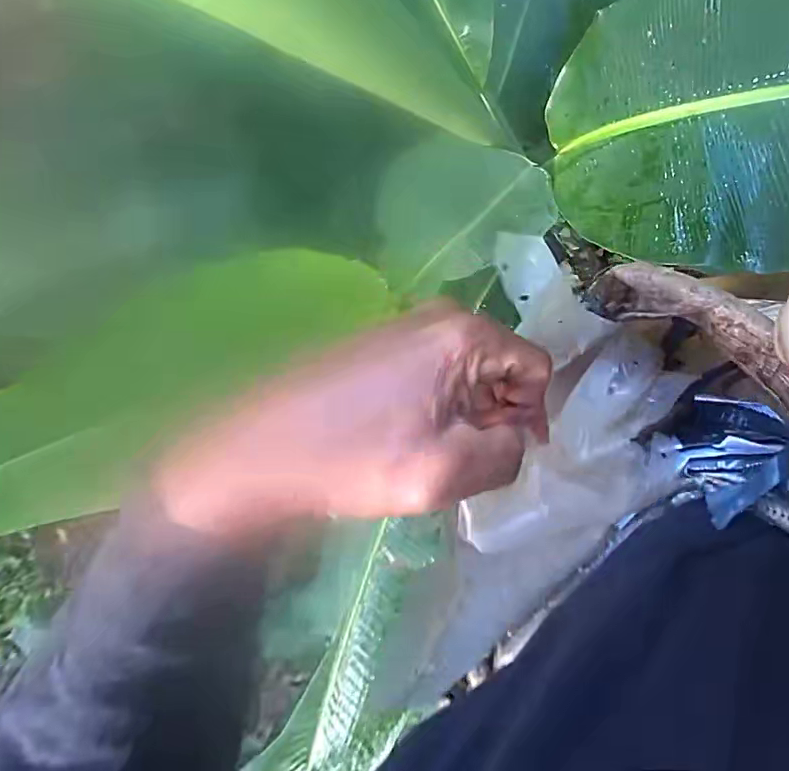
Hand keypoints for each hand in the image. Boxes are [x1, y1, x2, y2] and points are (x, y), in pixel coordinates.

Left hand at [153, 302, 552, 538]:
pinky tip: (407, 434)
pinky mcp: (387, 338)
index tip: (503, 455)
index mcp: (465, 334)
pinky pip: (442, 368)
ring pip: (474, 370)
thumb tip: (517, 438)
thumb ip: (506, 455)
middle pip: (505, 366)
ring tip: (430, 450)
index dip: (532, 414)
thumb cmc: (351, 459)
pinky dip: (443, 403)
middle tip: (460, 457)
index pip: (537, 367)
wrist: (251, 452)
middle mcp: (444, 314)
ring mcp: (411, 322)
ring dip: (468, 413)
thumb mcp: (443, 473)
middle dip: (497, 415)